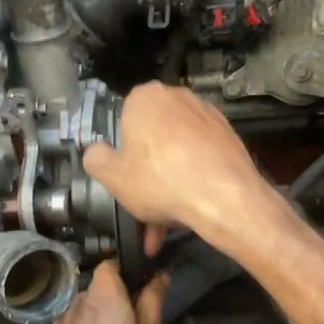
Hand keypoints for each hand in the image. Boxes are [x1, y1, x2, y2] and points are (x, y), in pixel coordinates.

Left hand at [36, 263, 166, 323]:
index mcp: (104, 291)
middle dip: (113, 302)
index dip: (125, 273)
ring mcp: (62, 316)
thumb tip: (160, 276)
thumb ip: (153, 301)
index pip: (111, 264)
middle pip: (99, 289)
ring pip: (85, 309)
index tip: (136, 292)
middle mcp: (78, 297)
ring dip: (97, 321)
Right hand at [83, 82, 289, 253]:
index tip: (125, 179)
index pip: (124, 118)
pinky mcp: (229, 137)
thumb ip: (95, 160)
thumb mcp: (112, 176)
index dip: (123, 153)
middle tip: (144, 208)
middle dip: (147, 176)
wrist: (223, 198)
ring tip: (164, 226)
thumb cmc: (159, 181)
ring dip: (168, 187)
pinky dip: (191, 184)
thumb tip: (95, 152)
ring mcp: (207, 116)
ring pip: (177, 155)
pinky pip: (199, 161)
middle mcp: (178, 97)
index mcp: (145, 97)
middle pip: (154, 139)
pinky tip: (187, 215)